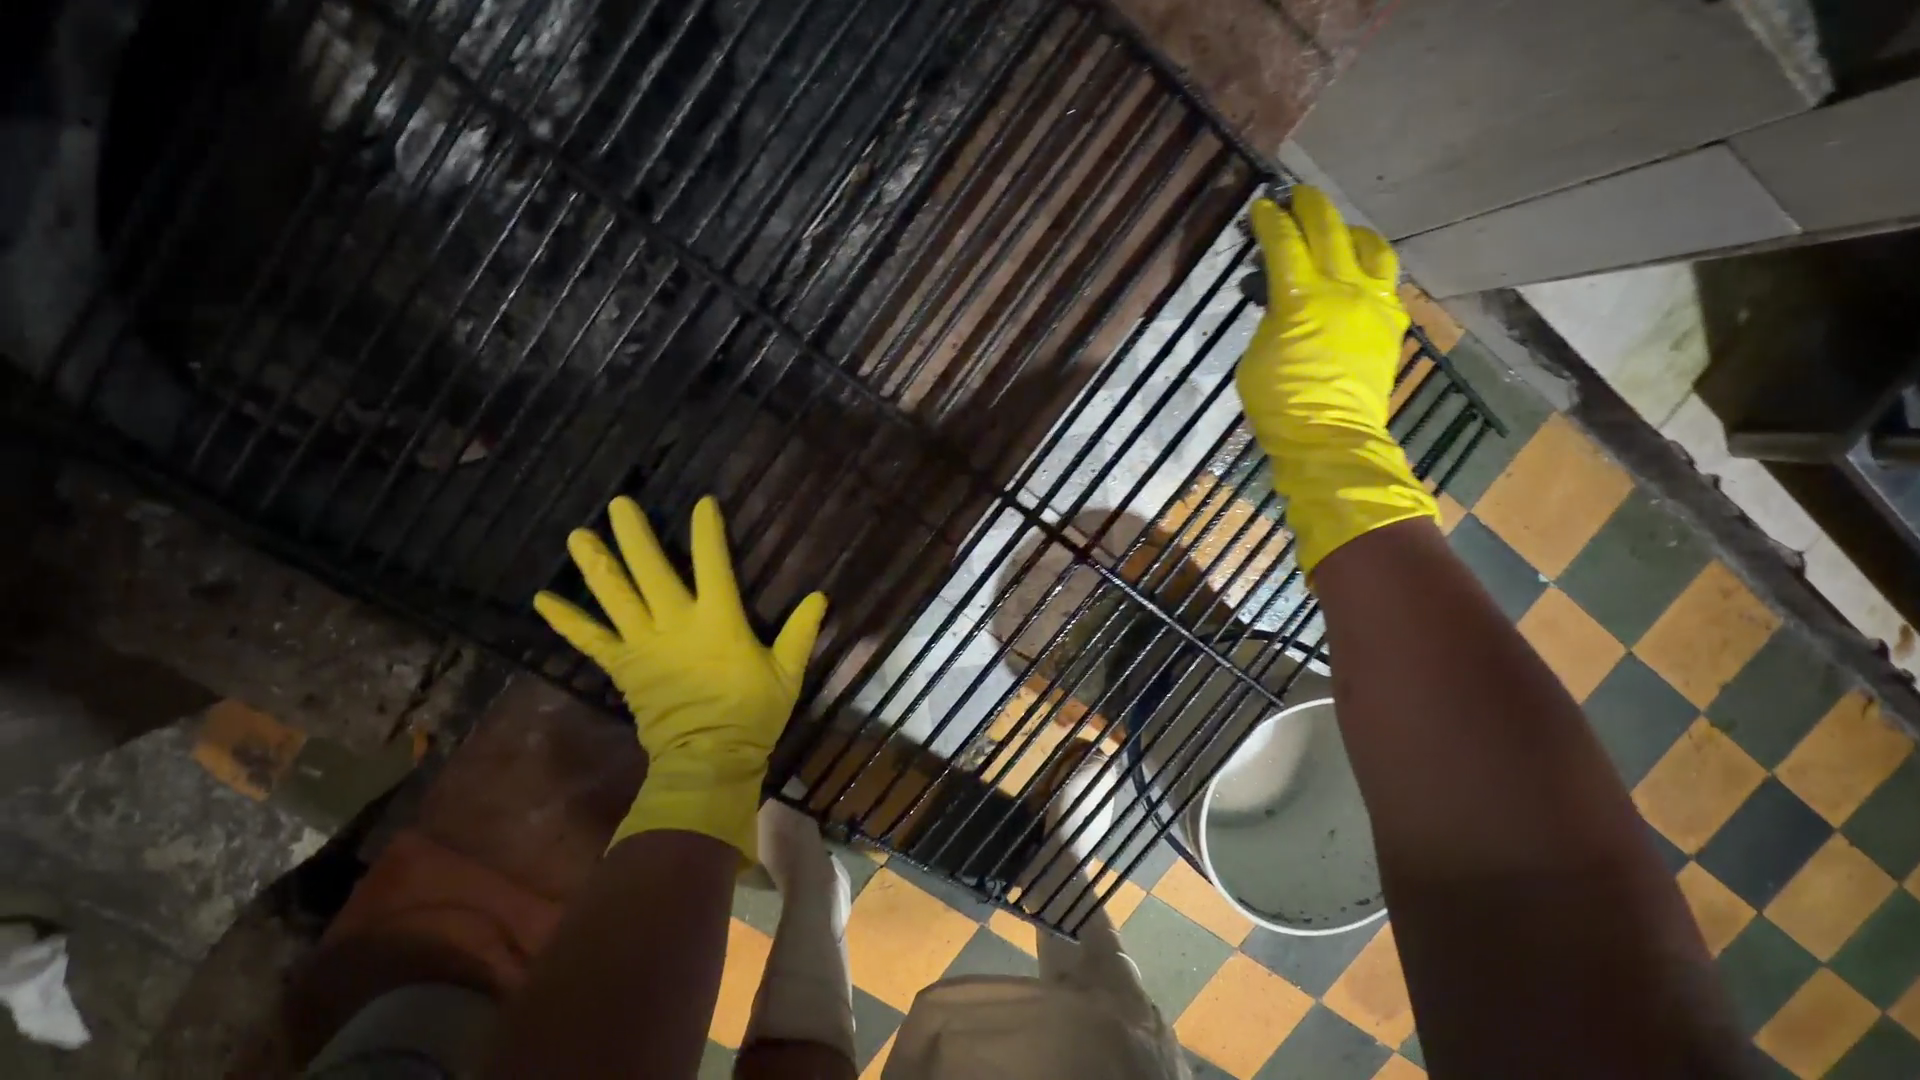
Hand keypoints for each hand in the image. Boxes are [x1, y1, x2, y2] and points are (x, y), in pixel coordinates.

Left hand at [534, 495, 827, 862]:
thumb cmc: (753, 714)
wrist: (710, 758)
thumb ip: (801, 633)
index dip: (707, 531)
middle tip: (619, 503)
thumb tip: (820, 596)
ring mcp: (644, 644)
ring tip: (576, 535)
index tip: (703, 503)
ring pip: (615, 596)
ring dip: (596, 563)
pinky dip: (567, 620)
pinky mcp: (623, 667)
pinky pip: (591, 640)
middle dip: (634, 534)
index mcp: (718, 621)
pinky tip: (542, 600)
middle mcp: (675, 623)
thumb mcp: (787, 674)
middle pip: (651, 570)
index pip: (713, 563)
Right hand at [1235, 185, 1436, 572]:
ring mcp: (1373, 304)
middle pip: (1329, 230)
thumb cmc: (1279, 403)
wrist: (1330, 438)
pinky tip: (1360, 277)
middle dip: (1310, 207)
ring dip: (1351, 231)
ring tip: (1339, 233)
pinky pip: (1386, 282)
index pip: (1284, 243)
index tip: (1261, 206)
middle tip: (1298, 196)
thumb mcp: (1257, 356)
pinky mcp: (1391, 324)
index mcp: (1301, 297)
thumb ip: (1272, 318)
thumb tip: (1281, 301)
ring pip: (1371, 247)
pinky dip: (1371, 269)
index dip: (1270, 220)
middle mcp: (1343, 288)